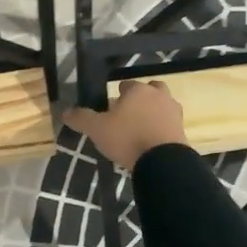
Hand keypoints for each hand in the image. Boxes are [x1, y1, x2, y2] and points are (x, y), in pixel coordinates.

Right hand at [61, 79, 188, 170]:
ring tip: (140, 130)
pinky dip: (161, 128)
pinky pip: (169, 123)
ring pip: (161, 105)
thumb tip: (64, 111)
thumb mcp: (97, 129)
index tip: (111, 111)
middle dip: (140, 100)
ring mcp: (173, 111)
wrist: (162, 160)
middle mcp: (158, 95)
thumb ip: (81, 118)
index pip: (126, 85)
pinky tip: (151, 141)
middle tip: (128, 117)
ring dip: (152, 113)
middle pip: (149, 91)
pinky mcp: (182, 128)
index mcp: (137, 90)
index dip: (117, 97)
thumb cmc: (127, 138)